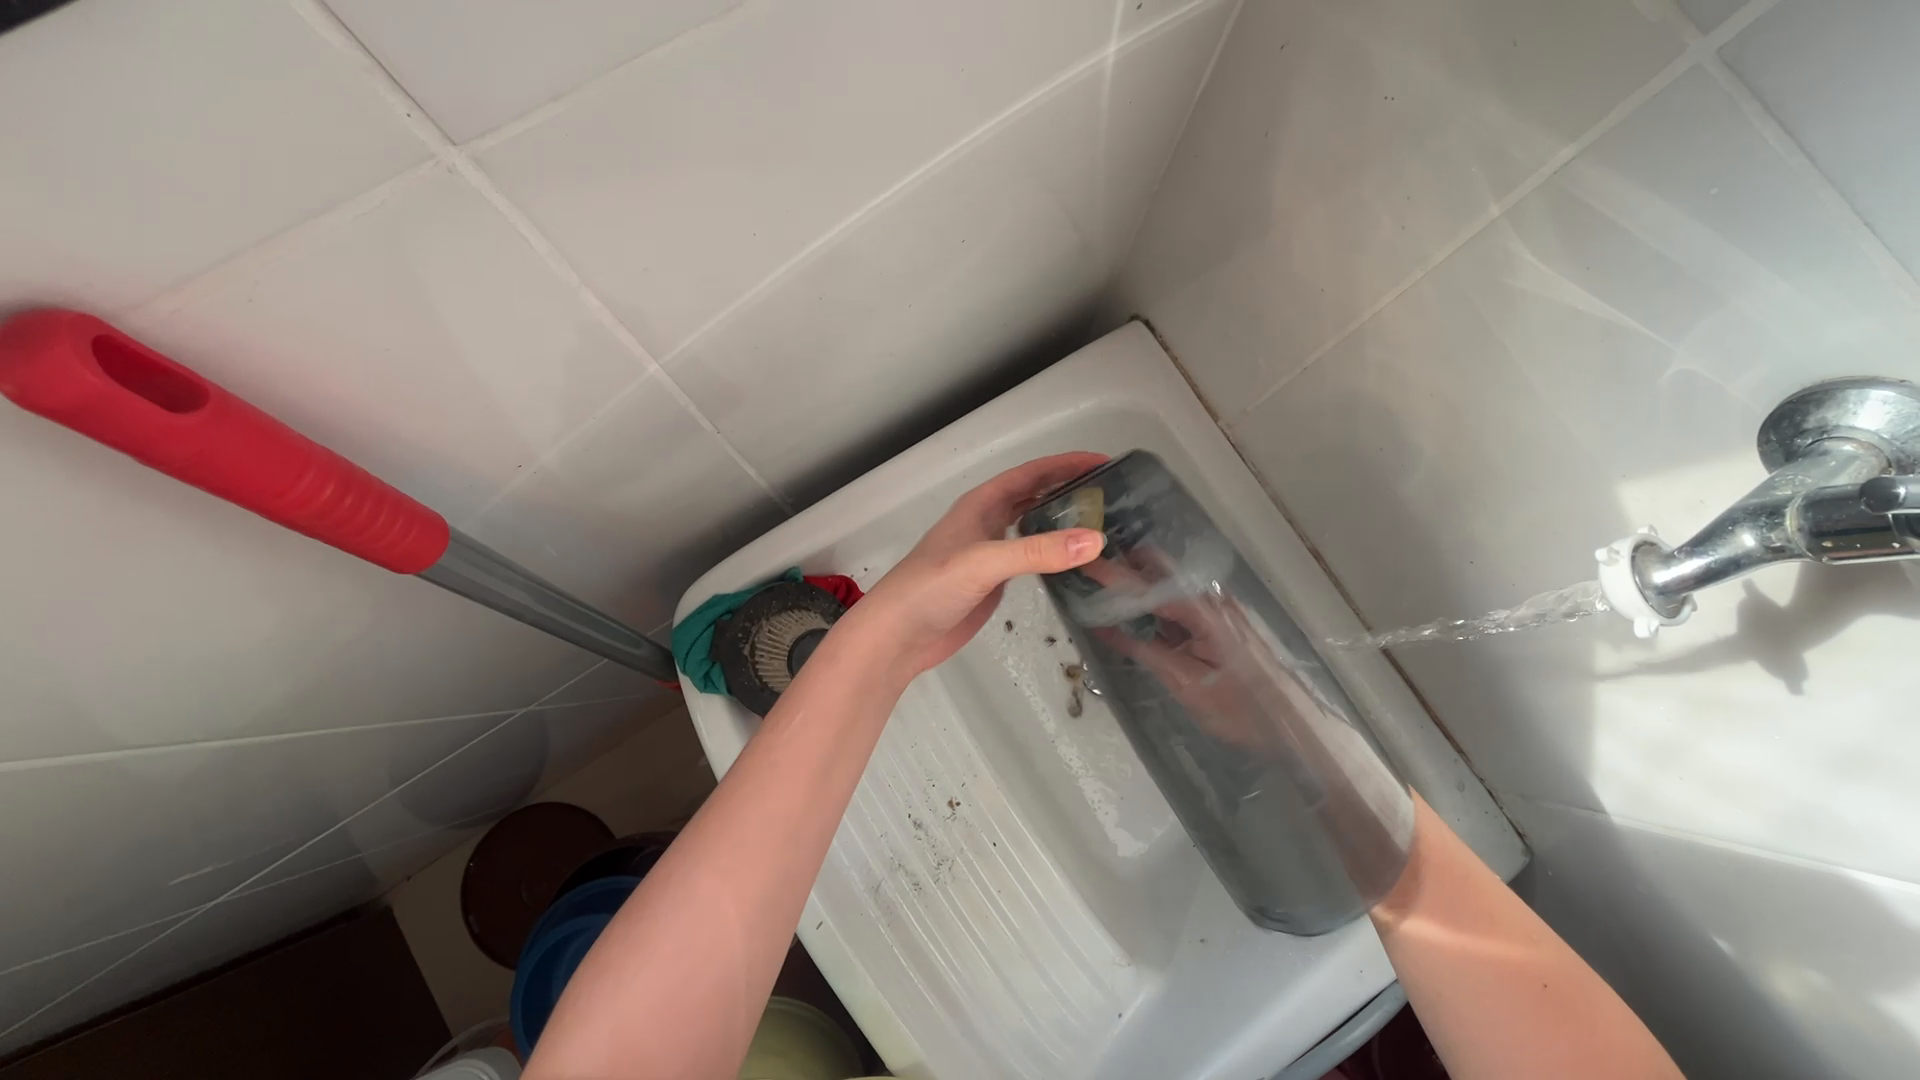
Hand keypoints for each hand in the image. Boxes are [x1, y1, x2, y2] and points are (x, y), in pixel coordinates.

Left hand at [842, 453, 1108, 680]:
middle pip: (1033, 496)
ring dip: (1063, 521)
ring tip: (1103, 522)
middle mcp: (986, 523)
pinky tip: (1075, 562)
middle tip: (1112, 492)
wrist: (897, 636)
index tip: (1104, 462)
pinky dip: (1054, 555)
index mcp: (980, 505)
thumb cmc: (929, 589)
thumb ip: (1037, 552)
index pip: (1030, 475)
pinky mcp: (992, 582)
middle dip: (1069, 489)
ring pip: (1033, 527)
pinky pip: (1031, 559)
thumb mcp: (983, 563)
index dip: (1065, 465)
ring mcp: (989, 554)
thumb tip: (1095, 539)